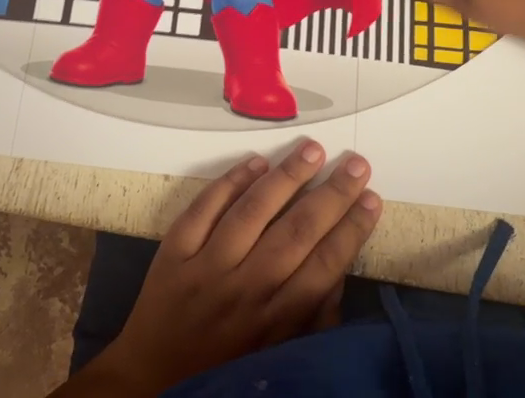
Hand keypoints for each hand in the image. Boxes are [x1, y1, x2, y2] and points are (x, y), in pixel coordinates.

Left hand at [80, 142, 380, 395]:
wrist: (152, 379)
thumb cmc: (226, 365)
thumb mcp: (281, 354)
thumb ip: (314, 317)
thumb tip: (340, 268)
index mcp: (277, 320)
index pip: (325, 265)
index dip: (352, 228)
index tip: (373, 197)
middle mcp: (246, 289)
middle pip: (297, 231)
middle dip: (332, 193)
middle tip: (357, 162)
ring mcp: (206, 267)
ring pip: (253, 210)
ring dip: (287, 176)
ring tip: (313, 149)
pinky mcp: (174, 251)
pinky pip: (205, 207)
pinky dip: (230, 181)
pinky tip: (257, 161)